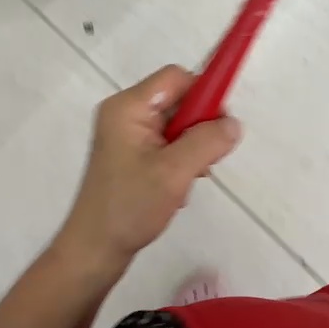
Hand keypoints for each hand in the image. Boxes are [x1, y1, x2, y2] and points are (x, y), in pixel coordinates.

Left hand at [51, 65, 242, 275]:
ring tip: (187, 179)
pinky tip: (177, 188)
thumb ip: (207, 142)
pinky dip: (178, 161)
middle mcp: (124, 112)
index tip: (220, 124)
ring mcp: (125, 133)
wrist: (94, 250)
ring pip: (174, 124)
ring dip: (189, 149)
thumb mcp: (174, 172)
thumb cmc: (130, 206)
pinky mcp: (128, 154)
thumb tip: (234, 123)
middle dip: (197, 127)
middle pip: (176, 100)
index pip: (176, 77)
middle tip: (206, 160)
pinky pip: (164, 143)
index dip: (203, 93)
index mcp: (128, 106)